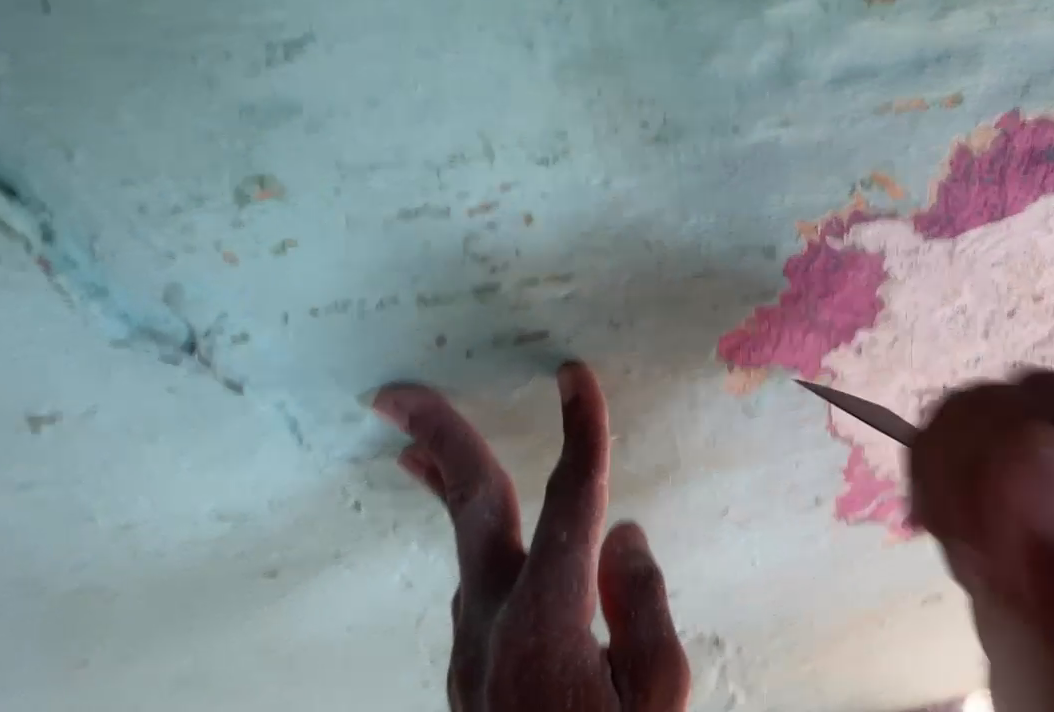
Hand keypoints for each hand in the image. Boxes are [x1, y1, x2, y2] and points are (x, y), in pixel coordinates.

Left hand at [372, 363, 688, 711]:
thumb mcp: (660, 696)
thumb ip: (643, 601)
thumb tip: (621, 533)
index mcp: (547, 618)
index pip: (573, 498)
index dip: (580, 429)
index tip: (573, 374)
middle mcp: (493, 622)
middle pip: (469, 510)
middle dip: (438, 439)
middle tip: (392, 392)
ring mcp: (471, 649)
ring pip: (460, 544)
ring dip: (443, 484)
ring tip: (414, 443)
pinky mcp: (472, 670)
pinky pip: (471, 579)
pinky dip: (467, 533)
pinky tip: (475, 528)